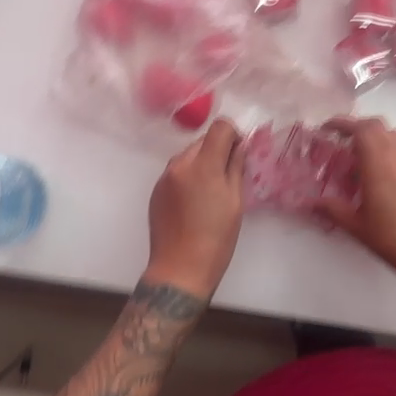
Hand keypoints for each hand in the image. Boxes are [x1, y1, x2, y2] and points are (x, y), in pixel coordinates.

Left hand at [144, 119, 246, 297]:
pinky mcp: (156, 191)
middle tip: (228, 178)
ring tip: (210, 194)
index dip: (233, 136)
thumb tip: (239, 147)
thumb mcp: (235, 202)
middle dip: (217, 151)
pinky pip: (176, 172)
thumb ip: (236, 168)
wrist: (180, 268)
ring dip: (202, 164)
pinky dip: (188, 177)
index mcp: (203, 165)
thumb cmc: (216, 238)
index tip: (238, 155)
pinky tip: (194, 204)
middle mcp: (179, 164)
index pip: (220, 127)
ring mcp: (164, 177)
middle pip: (202, 141)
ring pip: (188, 156)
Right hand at [318, 117, 395, 278]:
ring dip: (378, 136)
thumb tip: (309, 202)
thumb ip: (332, 209)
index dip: (342, 123)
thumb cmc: (390, 238)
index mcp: (377, 165)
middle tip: (342, 140)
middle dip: (358, 127)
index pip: (360, 129)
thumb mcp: (355, 225)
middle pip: (378, 126)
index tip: (327, 128)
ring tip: (364, 154)